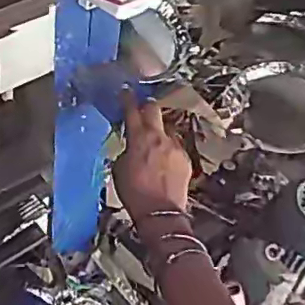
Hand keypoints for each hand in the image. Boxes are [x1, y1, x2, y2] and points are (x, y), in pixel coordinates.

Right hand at [114, 91, 192, 224]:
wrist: (160, 212)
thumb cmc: (134, 192)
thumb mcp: (119, 168)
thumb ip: (126, 150)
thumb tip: (130, 147)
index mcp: (139, 138)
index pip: (132, 110)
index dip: (128, 99)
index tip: (126, 91)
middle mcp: (160, 138)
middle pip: (154, 111)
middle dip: (147, 107)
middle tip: (141, 108)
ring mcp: (175, 148)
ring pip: (166, 130)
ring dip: (158, 132)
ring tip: (151, 141)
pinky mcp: (185, 160)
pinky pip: (174, 147)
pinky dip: (167, 149)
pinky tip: (161, 160)